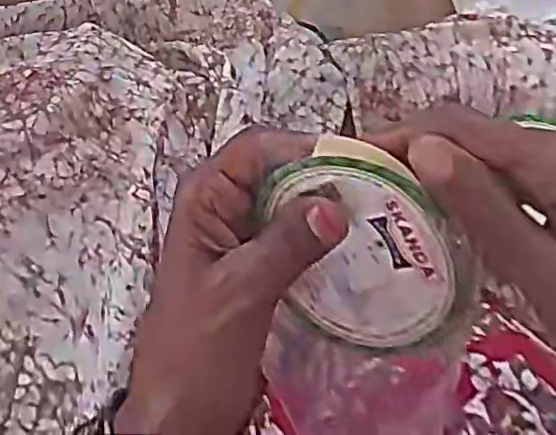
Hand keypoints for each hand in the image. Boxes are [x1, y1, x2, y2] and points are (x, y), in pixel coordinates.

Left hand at [115, 128, 349, 434]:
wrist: (180, 420)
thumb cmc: (194, 353)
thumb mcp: (241, 292)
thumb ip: (284, 244)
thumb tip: (333, 204)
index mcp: (206, 194)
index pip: (256, 147)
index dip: (301, 146)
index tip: (350, 162)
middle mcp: (223, 203)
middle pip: (278, 169)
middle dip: (321, 176)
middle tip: (374, 189)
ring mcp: (242, 233)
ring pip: (290, 201)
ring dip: (326, 207)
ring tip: (375, 215)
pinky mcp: (259, 262)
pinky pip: (295, 235)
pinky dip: (322, 237)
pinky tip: (356, 249)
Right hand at [369, 105, 555, 434]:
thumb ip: (489, 213)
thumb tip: (423, 147)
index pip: (463, 127)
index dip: (403, 135)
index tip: (355, 159)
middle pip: (470, 132)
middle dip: (412, 149)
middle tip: (365, 184)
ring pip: (481, 152)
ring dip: (433, 167)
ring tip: (388, 197)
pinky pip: (501, 174)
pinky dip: (462, 187)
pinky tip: (437, 212)